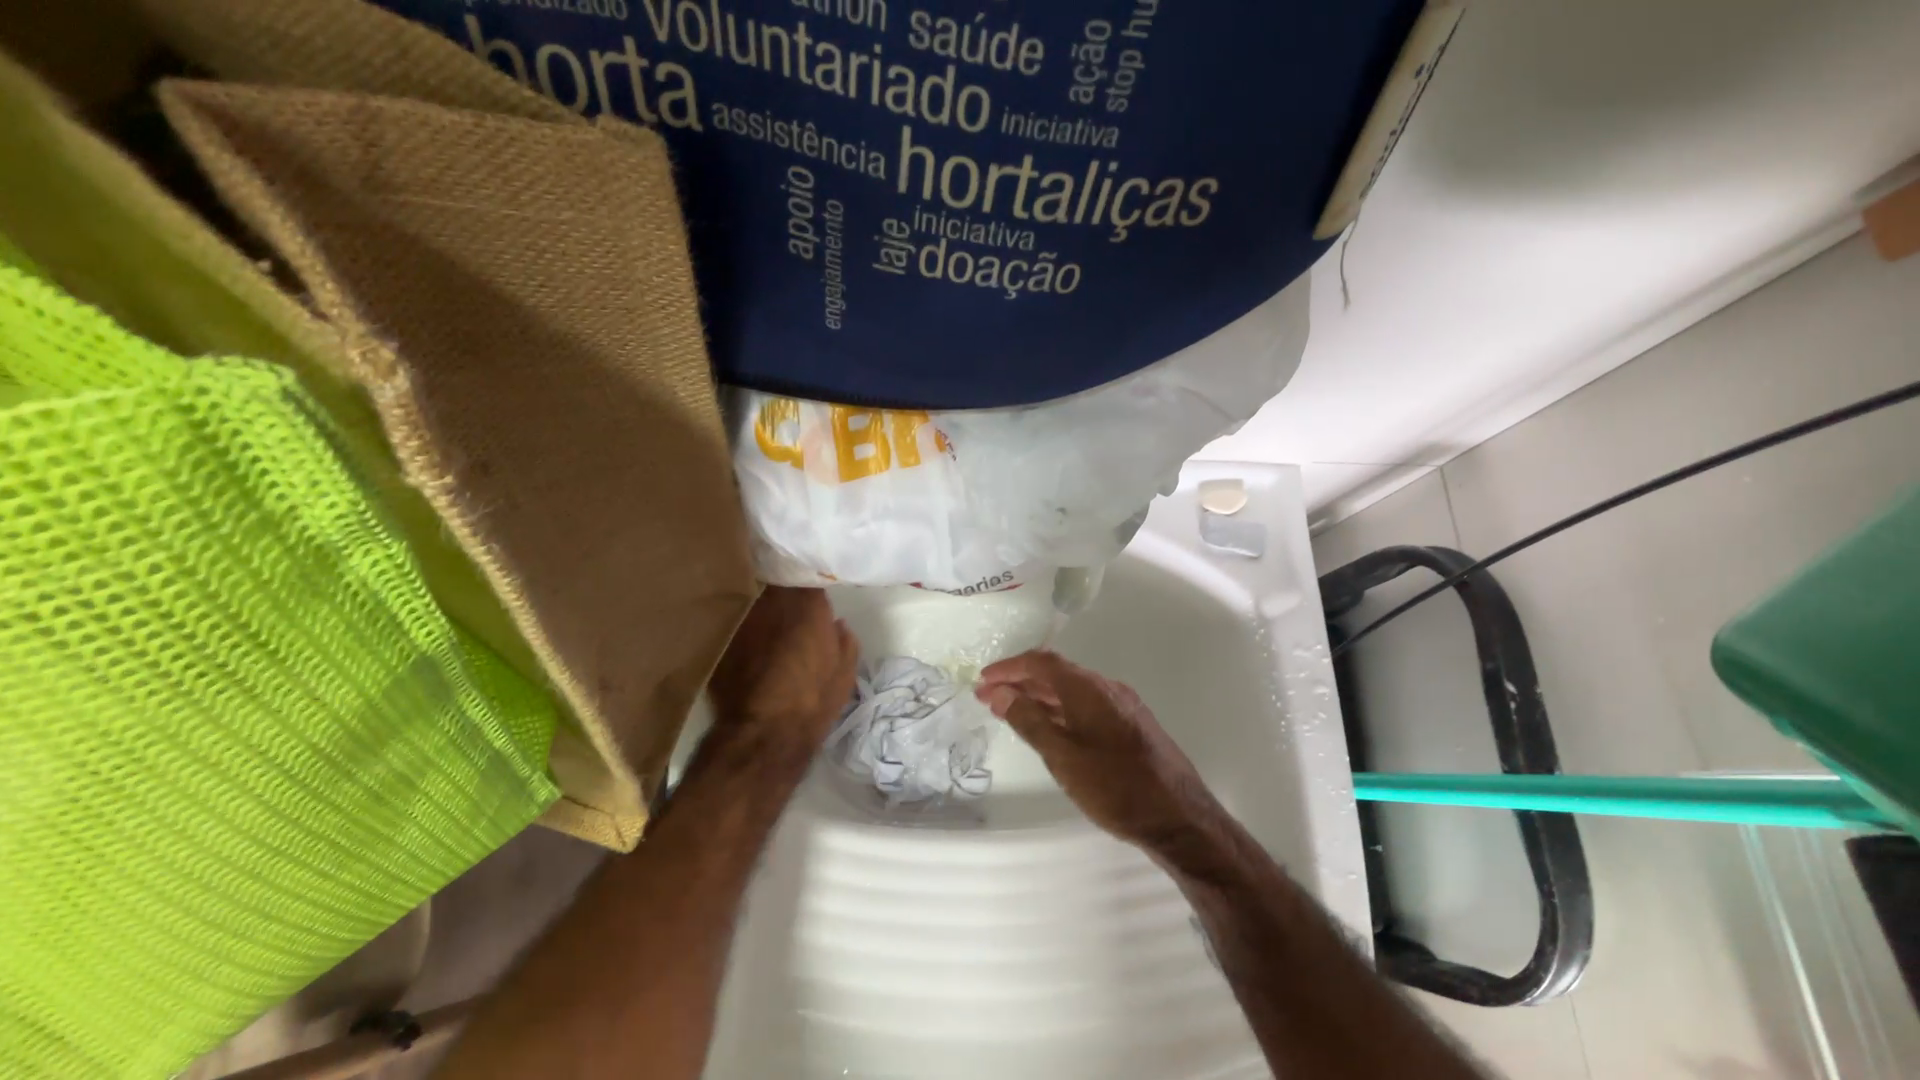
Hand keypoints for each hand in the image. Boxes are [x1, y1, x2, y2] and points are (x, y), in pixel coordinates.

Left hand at [708, 587, 858, 752]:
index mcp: (807, 605)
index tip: (811, 588)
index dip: (807, 579)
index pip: (805, 574)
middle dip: (782, 586)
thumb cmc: (814, 701)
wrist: (765, 732)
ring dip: (759, 605)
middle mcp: (771, 603)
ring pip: (752, 599)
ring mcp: (742, 619)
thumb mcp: (845, 672)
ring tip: (766, 617)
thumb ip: (844, 640)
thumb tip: (837, 624)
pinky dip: (742, 628)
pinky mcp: (721, 640)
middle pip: (775, 581)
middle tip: (789, 600)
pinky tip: (746, 642)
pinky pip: (734, 623)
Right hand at [975, 651, 1216, 849]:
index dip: (1010, 668)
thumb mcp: (1063, 758)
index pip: (1042, 663)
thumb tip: (1001, 693)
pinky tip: (1049, 728)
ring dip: (1039, 697)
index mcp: (1090, 689)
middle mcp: (1108, 689)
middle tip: (987, 698)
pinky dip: (1060, 710)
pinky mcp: (1131, 726)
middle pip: (1057, 674)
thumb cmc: (1116, 788)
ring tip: (1010, 711)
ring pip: (1072, 691)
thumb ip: (1030, 722)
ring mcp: (1123, 707)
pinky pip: (1086, 706)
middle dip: (1020, 682)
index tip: (983, 681)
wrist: (1179, 818)